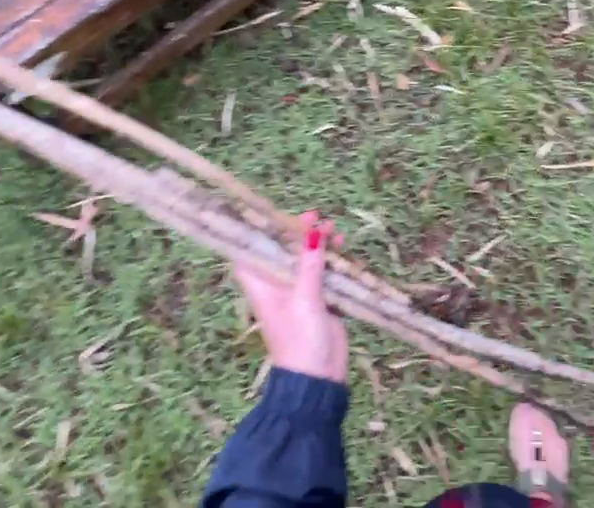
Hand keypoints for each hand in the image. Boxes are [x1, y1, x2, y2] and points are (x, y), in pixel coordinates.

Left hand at [234, 211, 347, 383]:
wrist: (319, 379)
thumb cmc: (301, 339)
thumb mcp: (305, 299)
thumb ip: (310, 264)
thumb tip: (312, 231)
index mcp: (263, 286)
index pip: (249, 254)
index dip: (257, 233)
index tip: (272, 214)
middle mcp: (277, 286)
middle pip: (283, 251)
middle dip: (298, 233)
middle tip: (315, 217)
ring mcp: (299, 293)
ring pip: (306, 259)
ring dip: (319, 244)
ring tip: (335, 230)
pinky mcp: (319, 301)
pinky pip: (324, 273)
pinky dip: (332, 260)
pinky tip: (343, 249)